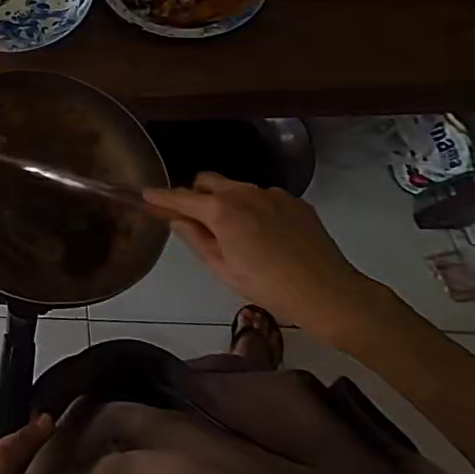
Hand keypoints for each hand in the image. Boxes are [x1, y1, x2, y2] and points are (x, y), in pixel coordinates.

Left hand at [0, 406, 53, 473]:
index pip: (3, 402)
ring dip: (25, 459)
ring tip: (42, 466)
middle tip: (50, 442)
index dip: (25, 405)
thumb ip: (25, 438)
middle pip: (8, 428)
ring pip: (10, 453)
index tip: (48, 413)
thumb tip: (46, 418)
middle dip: (28, 434)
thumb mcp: (2, 461)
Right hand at [144, 173, 406, 344]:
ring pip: (236, 187)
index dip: (161, 197)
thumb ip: (195, 238)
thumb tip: (177, 220)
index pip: (181, 197)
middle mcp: (245, 193)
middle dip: (194, 194)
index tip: (146, 195)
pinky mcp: (295, 202)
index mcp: (221, 210)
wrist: (328, 292)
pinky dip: (252, 207)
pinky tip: (262, 234)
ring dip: (224, 200)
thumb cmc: (267, 286)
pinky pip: (262, 196)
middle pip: (207, 181)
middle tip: (192, 218)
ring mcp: (273, 194)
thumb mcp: (221, 267)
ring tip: (231, 230)